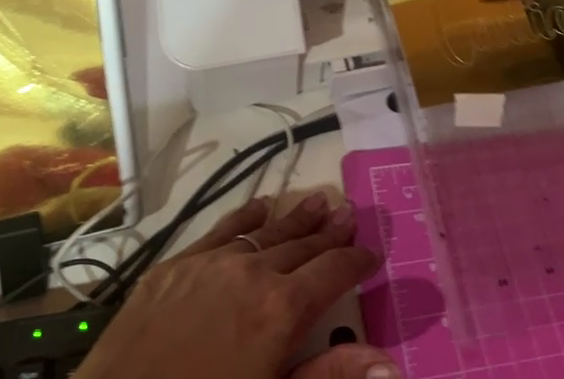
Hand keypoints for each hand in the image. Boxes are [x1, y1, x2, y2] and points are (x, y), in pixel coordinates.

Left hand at [75, 195, 396, 378]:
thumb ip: (329, 374)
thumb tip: (388, 362)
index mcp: (282, 309)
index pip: (332, 272)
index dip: (356, 262)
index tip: (372, 253)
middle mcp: (252, 272)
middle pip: (301, 245)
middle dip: (329, 232)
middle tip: (349, 214)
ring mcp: (211, 262)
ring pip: (265, 231)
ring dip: (295, 218)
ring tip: (318, 201)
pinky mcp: (176, 264)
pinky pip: (220, 229)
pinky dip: (245, 216)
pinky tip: (259, 206)